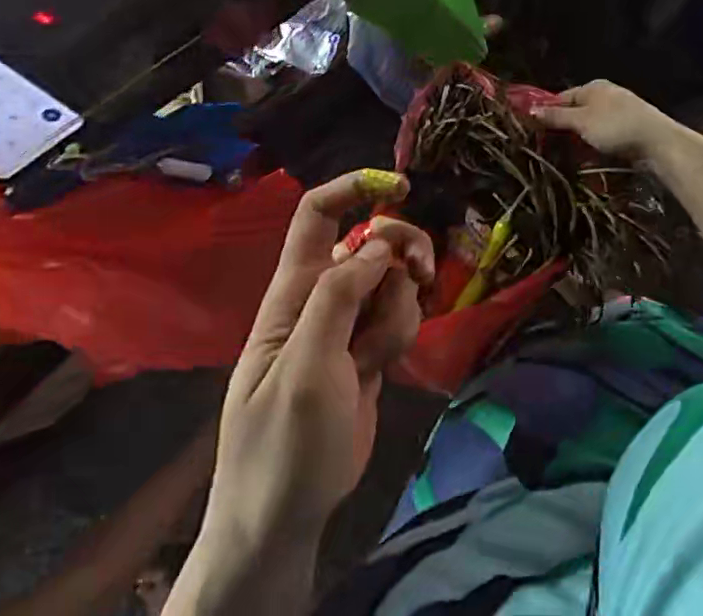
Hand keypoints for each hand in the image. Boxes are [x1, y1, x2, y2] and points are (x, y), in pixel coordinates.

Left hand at [203, 171, 433, 553]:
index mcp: (293, 291)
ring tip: (379, 354)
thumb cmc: (281, 443)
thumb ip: (337, 299)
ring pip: (392, 283)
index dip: (355, 189)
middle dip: (401, 250)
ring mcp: (346, 325)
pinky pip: (398, 318)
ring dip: (401, 306)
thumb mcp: (305, 369)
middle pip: (371, 243)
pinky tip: (383, 367)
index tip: (402, 187)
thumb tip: (375, 244)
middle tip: (421, 272)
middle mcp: (320, 297)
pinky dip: (402, 332)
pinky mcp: (367, 351)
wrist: (283, 516)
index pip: (317, 216)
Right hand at [531, 80, 678, 160]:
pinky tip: (590, 156)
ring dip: (580, 138)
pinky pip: (604, 135)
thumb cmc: (615, 126)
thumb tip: (531, 109)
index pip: (562, 97)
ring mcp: (619, 112)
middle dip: (564, 127)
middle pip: (577, 111)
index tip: (534, 128)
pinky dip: (595, 144)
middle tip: (549, 145)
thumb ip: (557, 116)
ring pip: (591, 125)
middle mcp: (606, 95)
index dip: (548, 111)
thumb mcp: (581, 121)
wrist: (657, 142)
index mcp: (593, 86)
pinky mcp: (628, 129)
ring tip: (567, 154)